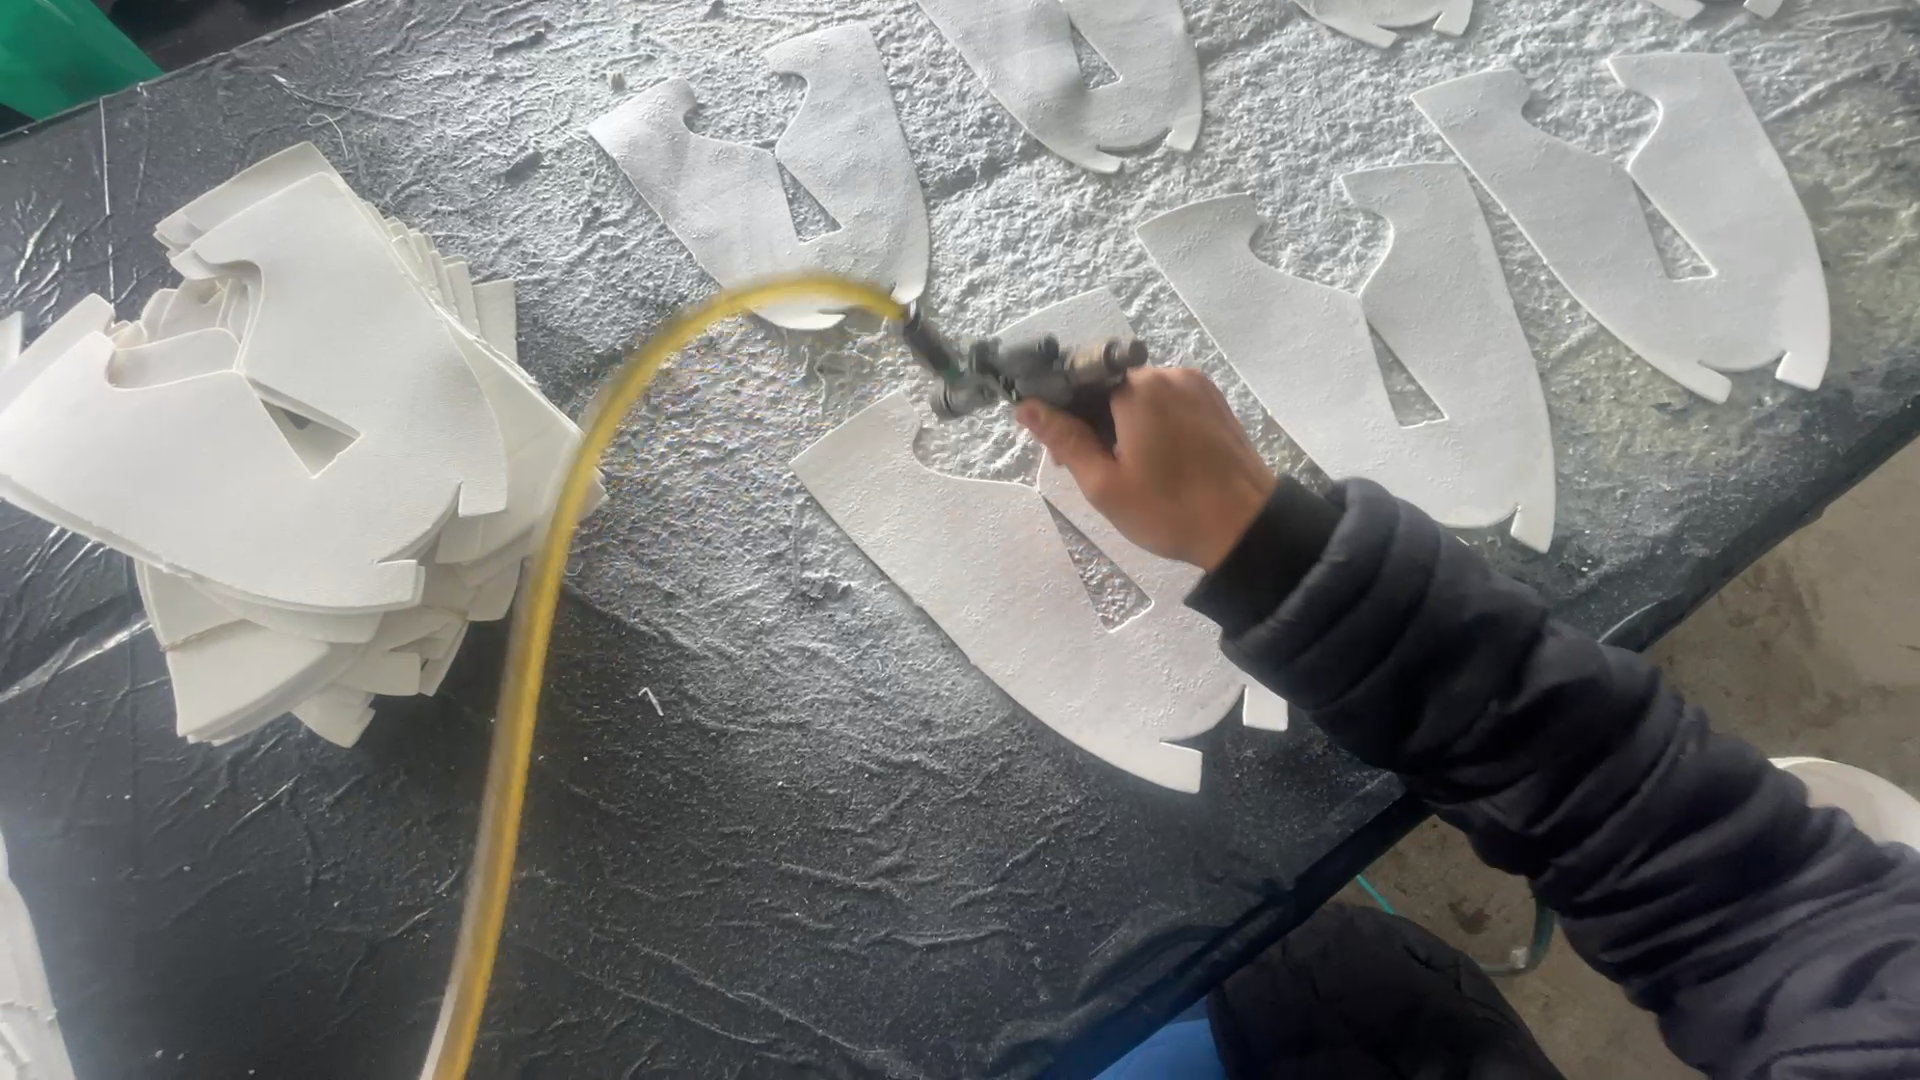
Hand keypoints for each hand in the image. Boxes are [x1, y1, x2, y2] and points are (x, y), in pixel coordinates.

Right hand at [1017, 367, 1276, 571]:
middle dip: (1092, 421)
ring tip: (1125, 468)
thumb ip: (1064, 439)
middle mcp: (1168, 374)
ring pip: (1139, 396)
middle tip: (1092, 469)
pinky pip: (1167, 403)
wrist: (1246, 529)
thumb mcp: (1104, 483)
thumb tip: (1026, 406)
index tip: (1059, 450)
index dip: (1062, 411)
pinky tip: (1154, 458)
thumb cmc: (1169, 511)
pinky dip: (1150, 424)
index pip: (1080, 381)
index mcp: (1138, 390)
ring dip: (1121, 424)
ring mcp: (1196, 386)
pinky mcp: (1214, 401)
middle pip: (1110, 388)